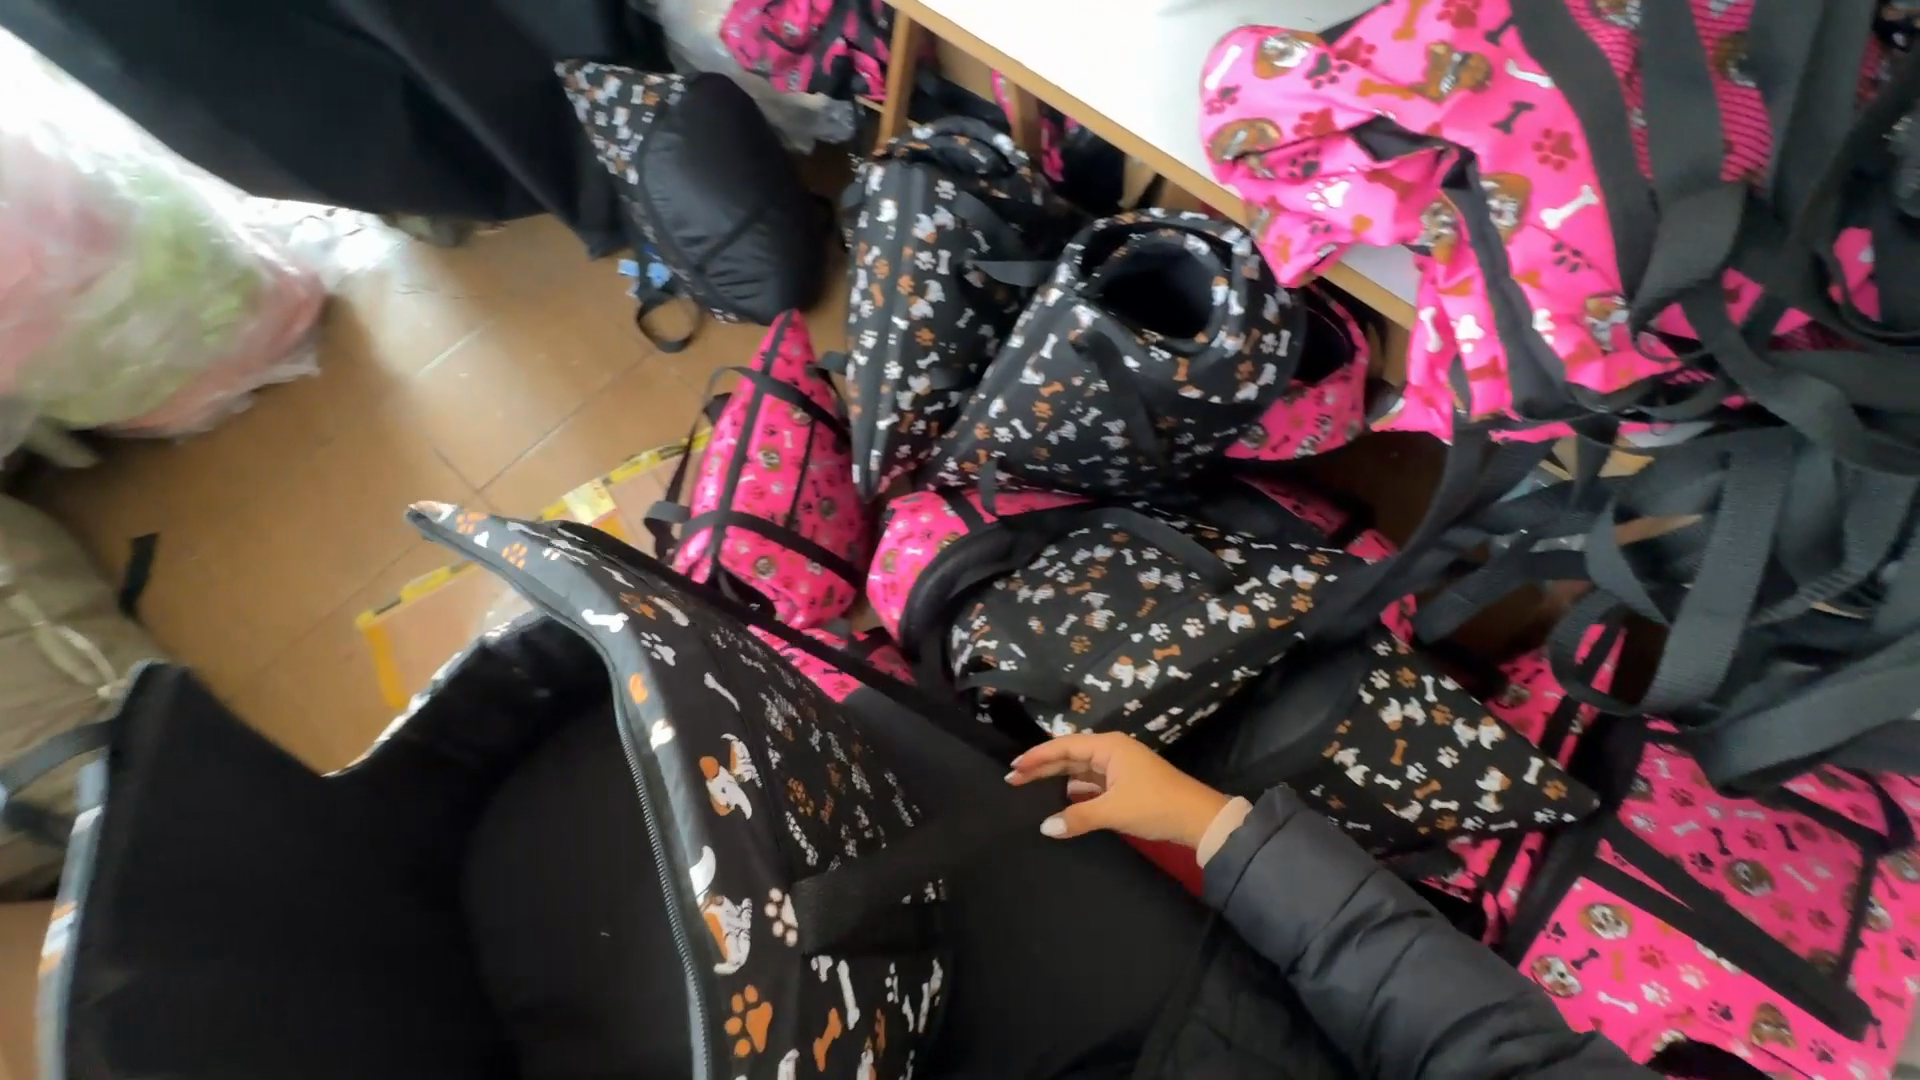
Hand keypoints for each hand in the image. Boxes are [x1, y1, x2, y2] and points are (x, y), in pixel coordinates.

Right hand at [1005, 732, 1231, 846]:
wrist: (1200, 820)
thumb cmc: (1156, 805)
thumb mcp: (1115, 811)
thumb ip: (1078, 816)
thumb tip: (1045, 827)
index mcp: (1108, 746)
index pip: (1063, 746)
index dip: (1037, 757)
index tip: (1013, 767)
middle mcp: (1111, 751)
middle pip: (1069, 756)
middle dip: (1042, 767)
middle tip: (1013, 779)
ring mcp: (1119, 768)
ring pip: (1080, 770)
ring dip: (1057, 779)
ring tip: (1030, 790)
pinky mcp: (1125, 784)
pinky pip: (1091, 783)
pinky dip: (1074, 791)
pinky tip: (1060, 801)